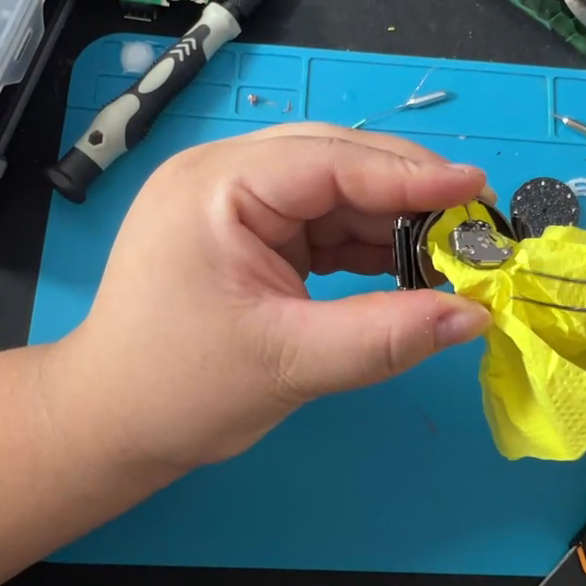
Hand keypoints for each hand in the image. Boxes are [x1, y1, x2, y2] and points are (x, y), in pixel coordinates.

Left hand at [68, 124, 492, 469]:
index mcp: (216, 187)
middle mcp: (224, 177)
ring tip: (451, 249)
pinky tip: (408, 264)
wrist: (110, 424)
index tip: (476, 189)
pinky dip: (366, 244)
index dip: (408, 175)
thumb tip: (475, 315)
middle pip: (334, 162)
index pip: (327, 160)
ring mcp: (236, 202)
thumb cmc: (180, 391)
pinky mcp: (250, 232)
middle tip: (472, 221)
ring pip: (335, 192)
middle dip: (405, 192)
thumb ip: (386, 336)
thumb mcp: (290, 363)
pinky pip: (322, 224)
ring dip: (392, 220)